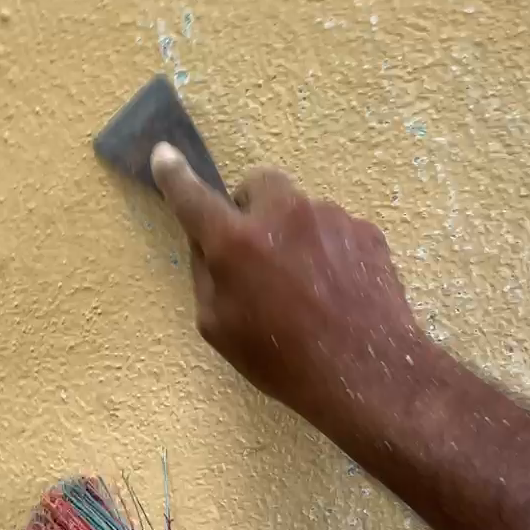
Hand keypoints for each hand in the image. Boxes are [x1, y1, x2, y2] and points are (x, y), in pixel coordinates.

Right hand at [150, 142, 432, 431]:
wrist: (365, 373)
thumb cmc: (279, 359)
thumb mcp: (218, 328)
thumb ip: (206, 276)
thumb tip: (206, 244)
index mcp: (235, 242)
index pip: (193, 198)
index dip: (174, 176)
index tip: (164, 155)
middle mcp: (282, 215)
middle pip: (257, 184)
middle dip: (249, 207)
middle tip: (253, 250)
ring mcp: (330, 217)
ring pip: (298, 209)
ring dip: (290, 233)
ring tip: (303, 287)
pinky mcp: (365, 230)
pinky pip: (332, 229)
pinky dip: (324, 250)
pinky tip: (332, 290)